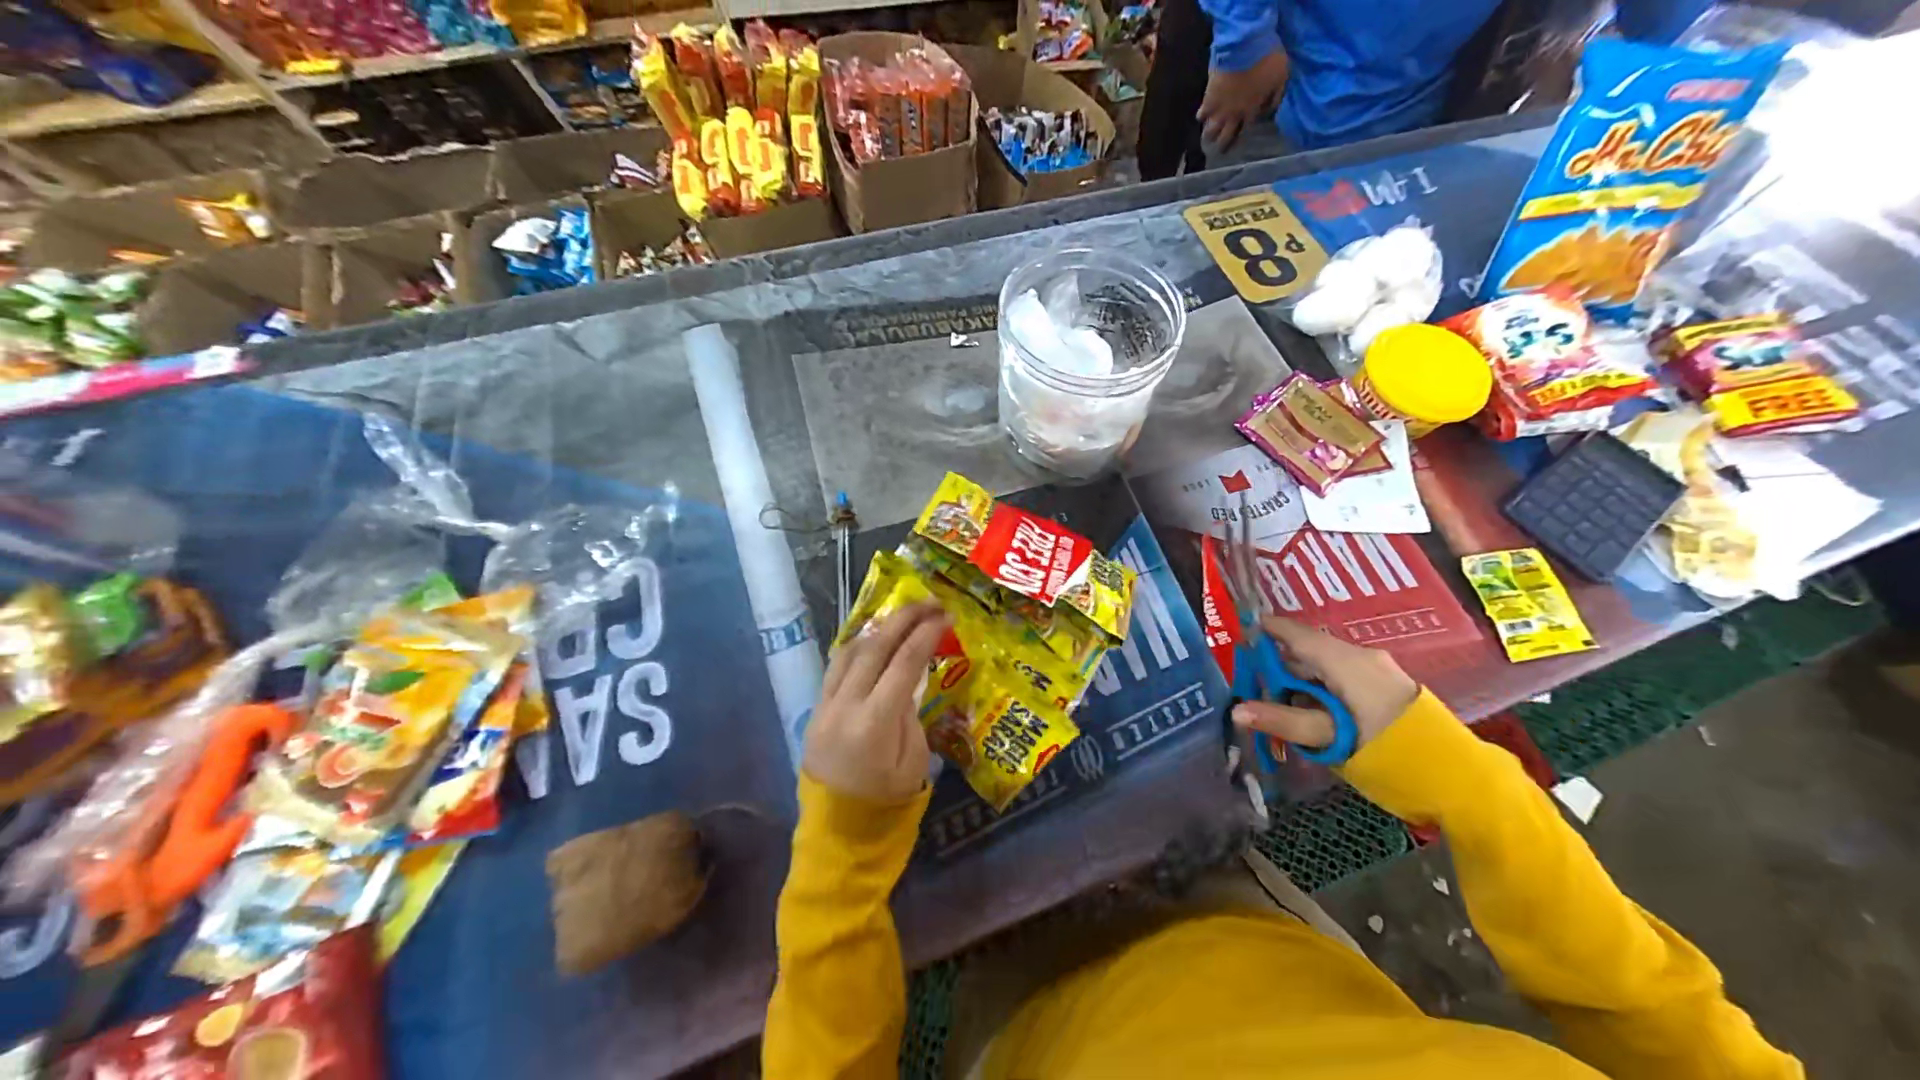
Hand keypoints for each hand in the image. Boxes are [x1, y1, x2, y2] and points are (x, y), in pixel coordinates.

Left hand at [804, 602, 950, 802]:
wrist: (836, 828)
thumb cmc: (885, 800)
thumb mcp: (913, 763)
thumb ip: (911, 716)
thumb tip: (907, 682)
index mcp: (875, 722)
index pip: (903, 663)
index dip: (926, 635)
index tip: (945, 616)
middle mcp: (846, 704)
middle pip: (875, 647)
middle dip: (904, 618)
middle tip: (928, 602)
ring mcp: (826, 703)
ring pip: (850, 650)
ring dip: (878, 627)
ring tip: (903, 615)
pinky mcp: (816, 707)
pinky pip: (836, 666)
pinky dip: (857, 645)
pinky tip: (874, 638)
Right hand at [1198, 49, 1288, 148]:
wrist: (1245, 45)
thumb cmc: (1267, 59)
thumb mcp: (1282, 76)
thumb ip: (1276, 95)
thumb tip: (1270, 109)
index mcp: (1252, 111)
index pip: (1245, 131)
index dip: (1241, 137)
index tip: (1237, 141)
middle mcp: (1233, 116)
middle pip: (1225, 138)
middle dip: (1222, 145)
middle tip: (1219, 150)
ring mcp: (1219, 109)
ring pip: (1210, 131)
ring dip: (1209, 135)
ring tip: (1208, 137)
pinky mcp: (1208, 99)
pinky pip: (1201, 114)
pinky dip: (1202, 116)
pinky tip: (1202, 115)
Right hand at [1231, 616, 1418, 754]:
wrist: (1457, 779)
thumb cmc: (1387, 752)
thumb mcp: (1330, 739)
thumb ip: (1283, 721)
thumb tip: (1237, 710)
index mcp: (1347, 661)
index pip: (1296, 633)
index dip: (1265, 632)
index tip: (1239, 639)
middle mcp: (1362, 657)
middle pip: (1308, 653)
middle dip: (1280, 670)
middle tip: (1255, 695)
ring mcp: (1379, 671)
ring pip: (1326, 668)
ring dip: (1301, 685)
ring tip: (1283, 714)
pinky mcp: (1388, 688)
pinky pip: (1343, 678)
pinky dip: (1322, 691)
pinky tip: (1314, 717)